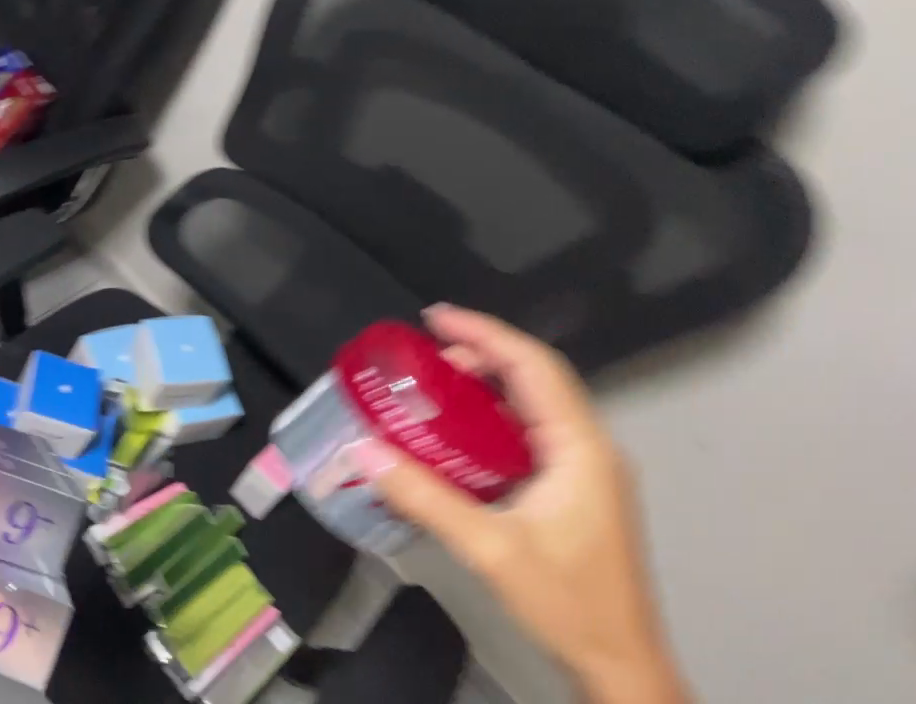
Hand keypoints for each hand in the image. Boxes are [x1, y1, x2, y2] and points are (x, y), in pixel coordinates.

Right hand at [361, 306, 690, 703]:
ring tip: (429, 384)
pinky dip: (488, 416)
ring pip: (532, 404)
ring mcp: (584, 472)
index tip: (433, 317)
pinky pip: (527, 432)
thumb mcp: (490, 548)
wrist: (622, 667)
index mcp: (581, 449)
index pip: (535, 368)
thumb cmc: (568, 602)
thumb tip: (361, 450)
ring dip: (483, 384)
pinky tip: (453, 432)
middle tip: (420, 356)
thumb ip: (425, 497)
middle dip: (478, 354)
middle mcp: (589, 449)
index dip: (485, 334)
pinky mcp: (573, 492)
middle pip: (535, 378)